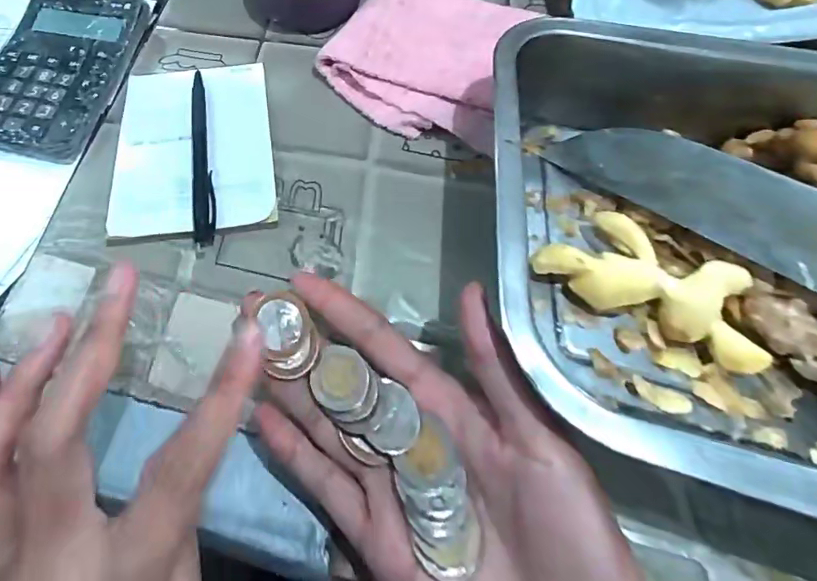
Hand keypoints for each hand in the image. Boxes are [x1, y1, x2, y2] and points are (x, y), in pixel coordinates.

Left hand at [0, 262, 264, 580]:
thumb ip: (176, 510)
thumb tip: (201, 416)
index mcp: (124, 578)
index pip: (178, 474)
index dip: (220, 400)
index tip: (248, 335)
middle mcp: (52, 570)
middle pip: (55, 447)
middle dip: (89, 353)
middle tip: (114, 288)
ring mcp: (0, 571)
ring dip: (22, 380)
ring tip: (57, 323)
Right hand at [249, 275, 641, 580]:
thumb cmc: (567, 529)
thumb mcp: (539, 444)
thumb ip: (496, 370)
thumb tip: (471, 290)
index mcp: (444, 406)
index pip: (383, 346)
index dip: (342, 312)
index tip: (303, 281)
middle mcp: (405, 435)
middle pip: (342, 381)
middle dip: (299, 344)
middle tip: (256, 310)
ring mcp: (385, 483)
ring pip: (325, 425)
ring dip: (287, 388)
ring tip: (248, 353)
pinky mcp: (373, 534)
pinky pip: (326, 487)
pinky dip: (292, 454)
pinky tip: (261, 419)